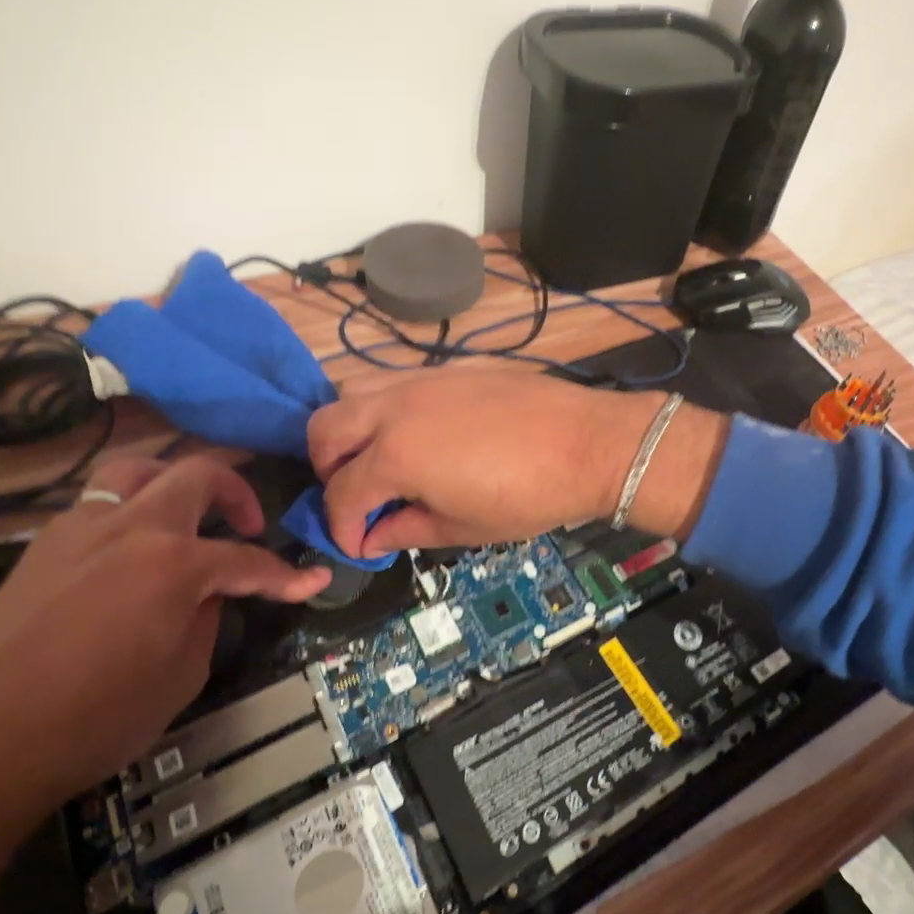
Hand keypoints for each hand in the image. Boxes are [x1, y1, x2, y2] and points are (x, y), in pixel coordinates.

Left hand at [0, 456, 330, 913]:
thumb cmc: (90, 721)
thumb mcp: (178, 679)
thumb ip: (205, 620)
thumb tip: (209, 594)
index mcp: (172, 562)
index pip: (247, 558)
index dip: (285, 574)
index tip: (311, 580)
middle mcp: (129, 528)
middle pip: (195, 474)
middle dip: (235, 490)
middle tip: (249, 523)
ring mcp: (77, 530)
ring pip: (136, 470)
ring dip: (173, 480)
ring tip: (186, 514)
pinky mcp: (39, 548)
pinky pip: (96, 504)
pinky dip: (128, 509)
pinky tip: (130, 550)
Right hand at [307, 370, 730, 557]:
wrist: (589, 444)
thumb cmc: (529, 496)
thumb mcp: (464, 528)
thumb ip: (406, 530)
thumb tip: (372, 537)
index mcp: (395, 455)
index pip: (342, 493)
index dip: (341, 528)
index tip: (357, 544)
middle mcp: (395, 408)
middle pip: (325, 428)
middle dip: (327, 468)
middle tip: (355, 496)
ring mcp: (421, 380)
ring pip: (351, 391)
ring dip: (348, 428)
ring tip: (375, 458)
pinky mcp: (447, 369)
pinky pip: (392, 380)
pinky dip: (383, 406)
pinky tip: (412, 432)